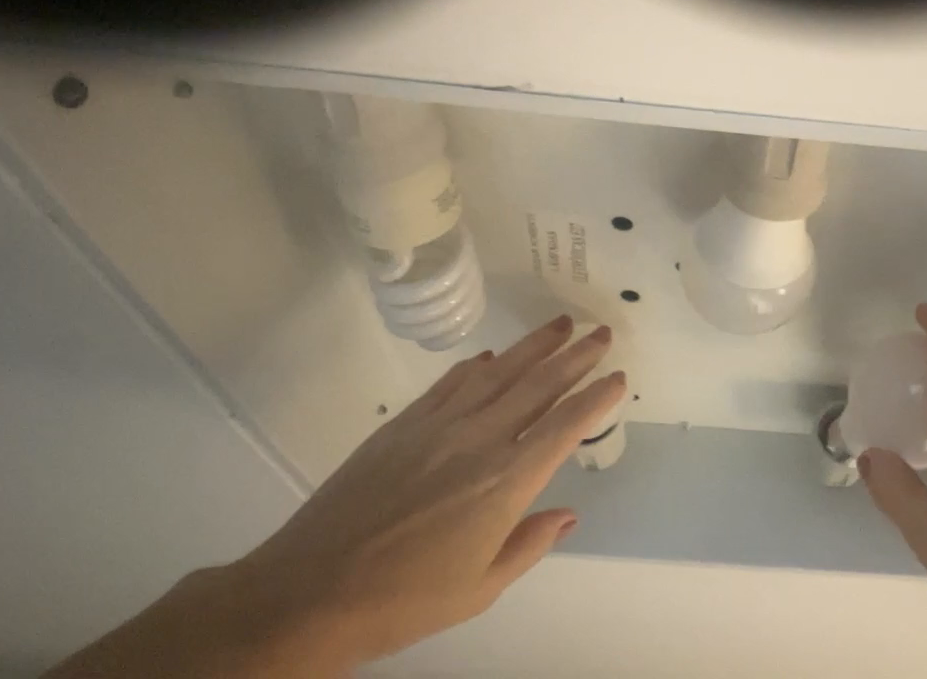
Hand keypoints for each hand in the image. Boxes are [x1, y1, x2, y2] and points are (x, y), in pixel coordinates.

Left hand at [48, 314, 624, 677]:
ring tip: (560, 324)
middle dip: (575, 357)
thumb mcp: (480, 588)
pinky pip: (451, 383)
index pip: (565, 425)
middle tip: (601, 333)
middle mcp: (480, 440)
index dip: (596, 398)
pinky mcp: (404, 424)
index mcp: (506, 481)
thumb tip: (568, 513)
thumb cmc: (404, 600)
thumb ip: (530, 543)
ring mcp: (439, 426)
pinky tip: (490, 356)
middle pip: (538, 385)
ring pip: (498, 372)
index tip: (618, 377)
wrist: (308, 591)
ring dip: (534, 346)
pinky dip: (476, 366)